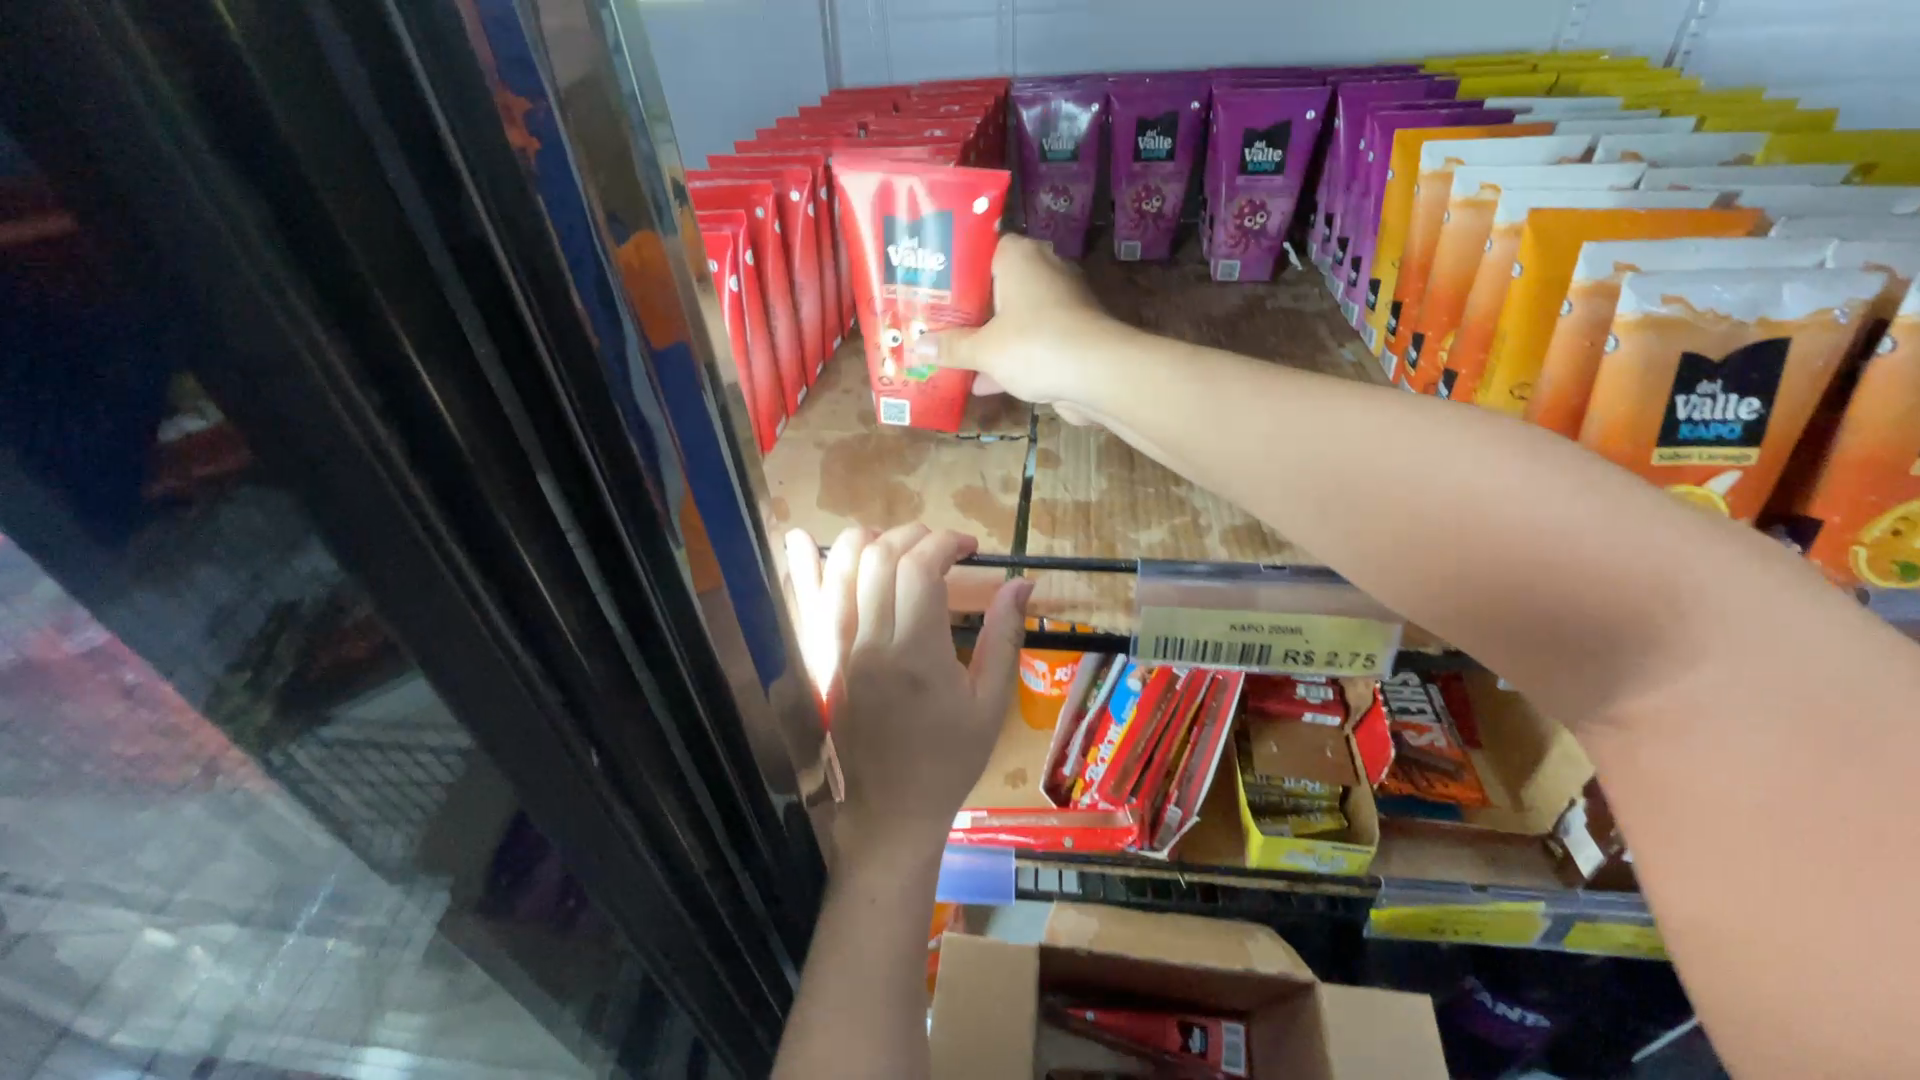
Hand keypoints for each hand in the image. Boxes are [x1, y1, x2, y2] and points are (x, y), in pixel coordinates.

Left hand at [785, 525, 1033, 868]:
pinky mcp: (821, 664)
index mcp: (918, 654)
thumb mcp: (990, 704)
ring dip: (867, 540)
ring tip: (897, 544)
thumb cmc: (950, 762)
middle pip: (879, 558)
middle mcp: (871, 644)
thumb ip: (1003, 637)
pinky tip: (798, 540)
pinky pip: (807, 606)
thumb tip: (1023, 582)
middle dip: (913, 535)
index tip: (971, 548)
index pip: (920, 568)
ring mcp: (838, 653)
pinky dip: (804, 569)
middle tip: (942, 546)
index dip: (946, 542)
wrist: (892, 811)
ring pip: (838, 572)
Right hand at [916, 234, 1137, 421]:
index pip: (979, 249)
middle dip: (967, 310)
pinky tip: (980, 384)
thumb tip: (918, 347)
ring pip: (1013, 318)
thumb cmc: (1035, 345)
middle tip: (933, 323)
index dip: (952, 268)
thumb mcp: (984, 349)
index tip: (927, 287)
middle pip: (995, 287)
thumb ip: (951, 347)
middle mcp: (1042, 270)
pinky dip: (1008, 361)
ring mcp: (1060, 304)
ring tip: (950, 355)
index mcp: (1018, 256)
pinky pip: (1030, 343)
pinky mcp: (1071, 335)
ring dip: (986, 340)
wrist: (1100, 375)